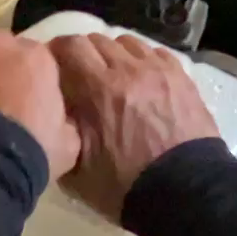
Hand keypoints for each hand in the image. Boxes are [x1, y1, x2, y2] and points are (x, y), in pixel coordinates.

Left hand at [0, 31, 80, 182]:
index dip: (36, 83)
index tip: (32, 104)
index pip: (41, 61)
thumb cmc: (28, 151)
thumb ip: (66, 122)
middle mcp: (0, 46)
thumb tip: (62, 121)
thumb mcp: (67, 144)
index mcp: (37, 58)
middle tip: (1, 105)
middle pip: (5, 53)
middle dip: (4, 72)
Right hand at [51, 33, 220, 220]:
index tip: (51, 67)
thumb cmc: (125, 186)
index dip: (55, 52)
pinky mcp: (181, 77)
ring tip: (111, 77)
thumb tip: (52, 112)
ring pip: (126, 42)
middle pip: (96, 40)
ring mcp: (158, 71)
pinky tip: (139, 81)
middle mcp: (128, 70)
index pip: (69, 47)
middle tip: (79, 76)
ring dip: (112, 55)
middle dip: (82, 54)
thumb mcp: (75, 169)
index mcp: (98, 90)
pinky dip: (140, 61)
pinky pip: (153, 53)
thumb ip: (60, 132)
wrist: (185, 195)